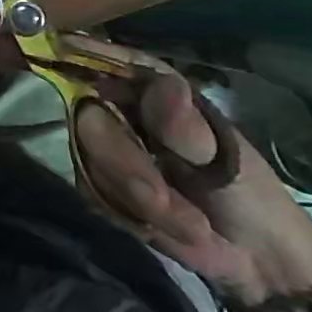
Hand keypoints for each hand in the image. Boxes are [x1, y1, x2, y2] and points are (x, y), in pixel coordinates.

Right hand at [75, 72, 311, 305]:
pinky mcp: (101, 186)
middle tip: (160, 199)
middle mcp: (119, 109)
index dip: (76, 53)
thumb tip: (164, 87)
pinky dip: (131, 216)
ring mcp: (107, 148)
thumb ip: (185, 127)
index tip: (56, 54)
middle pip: (88, 116)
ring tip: (188, 222)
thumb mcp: (223, 158)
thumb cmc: (247, 189)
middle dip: (123, 163)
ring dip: (137, 199)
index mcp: (150, 86)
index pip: (103, 58)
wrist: (255, 258)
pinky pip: (94, 193)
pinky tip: (167, 227)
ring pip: (91, 160)